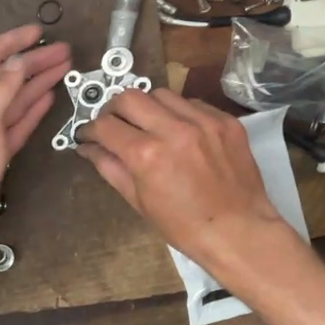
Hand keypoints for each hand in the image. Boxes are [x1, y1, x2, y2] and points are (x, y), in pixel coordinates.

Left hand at [0, 25, 72, 252]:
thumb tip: (15, 63)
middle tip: (62, 50)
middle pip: (4, 78)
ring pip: (14, 99)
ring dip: (37, 81)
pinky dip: (32, 108)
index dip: (8, 43)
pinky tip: (47, 97)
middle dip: (31, 60)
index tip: (36, 32)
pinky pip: (16, 123)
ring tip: (63, 67)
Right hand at [80, 89, 300, 273]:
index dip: (89, 130)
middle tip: (113, 125)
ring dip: (146, 107)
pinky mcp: (226, 121)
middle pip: (129, 97)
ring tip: (147, 126)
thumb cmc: (181, 224)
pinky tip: (177, 132)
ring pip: (161, 94)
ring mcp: (204, 122)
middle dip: (113, 110)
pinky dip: (176, 113)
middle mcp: (173, 130)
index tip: (87, 136)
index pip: (104, 125)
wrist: (237, 230)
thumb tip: (86, 147)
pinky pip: (191, 103)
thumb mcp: (136, 199)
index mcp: (146, 155)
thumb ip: (109, 166)